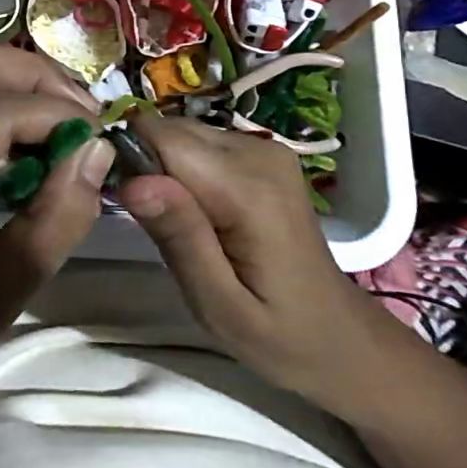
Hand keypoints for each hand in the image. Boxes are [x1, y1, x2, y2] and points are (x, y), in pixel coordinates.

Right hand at [116, 115, 388, 418]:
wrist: (341, 337)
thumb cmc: (279, 336)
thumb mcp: (219, 306)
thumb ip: (179, 237)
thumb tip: (132, 178)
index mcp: (249, 189)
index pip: (163, 138)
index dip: (132, 163)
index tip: (125, 208)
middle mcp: (259, 152)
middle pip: (171, 130)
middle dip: (147, 166)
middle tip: (152, 227)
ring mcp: (265, 149)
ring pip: (183, 133)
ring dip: (165, 169)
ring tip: (175, 226)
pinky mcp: (263, 154)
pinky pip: (202, 143)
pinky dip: (185, 170)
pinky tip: (196, 213)